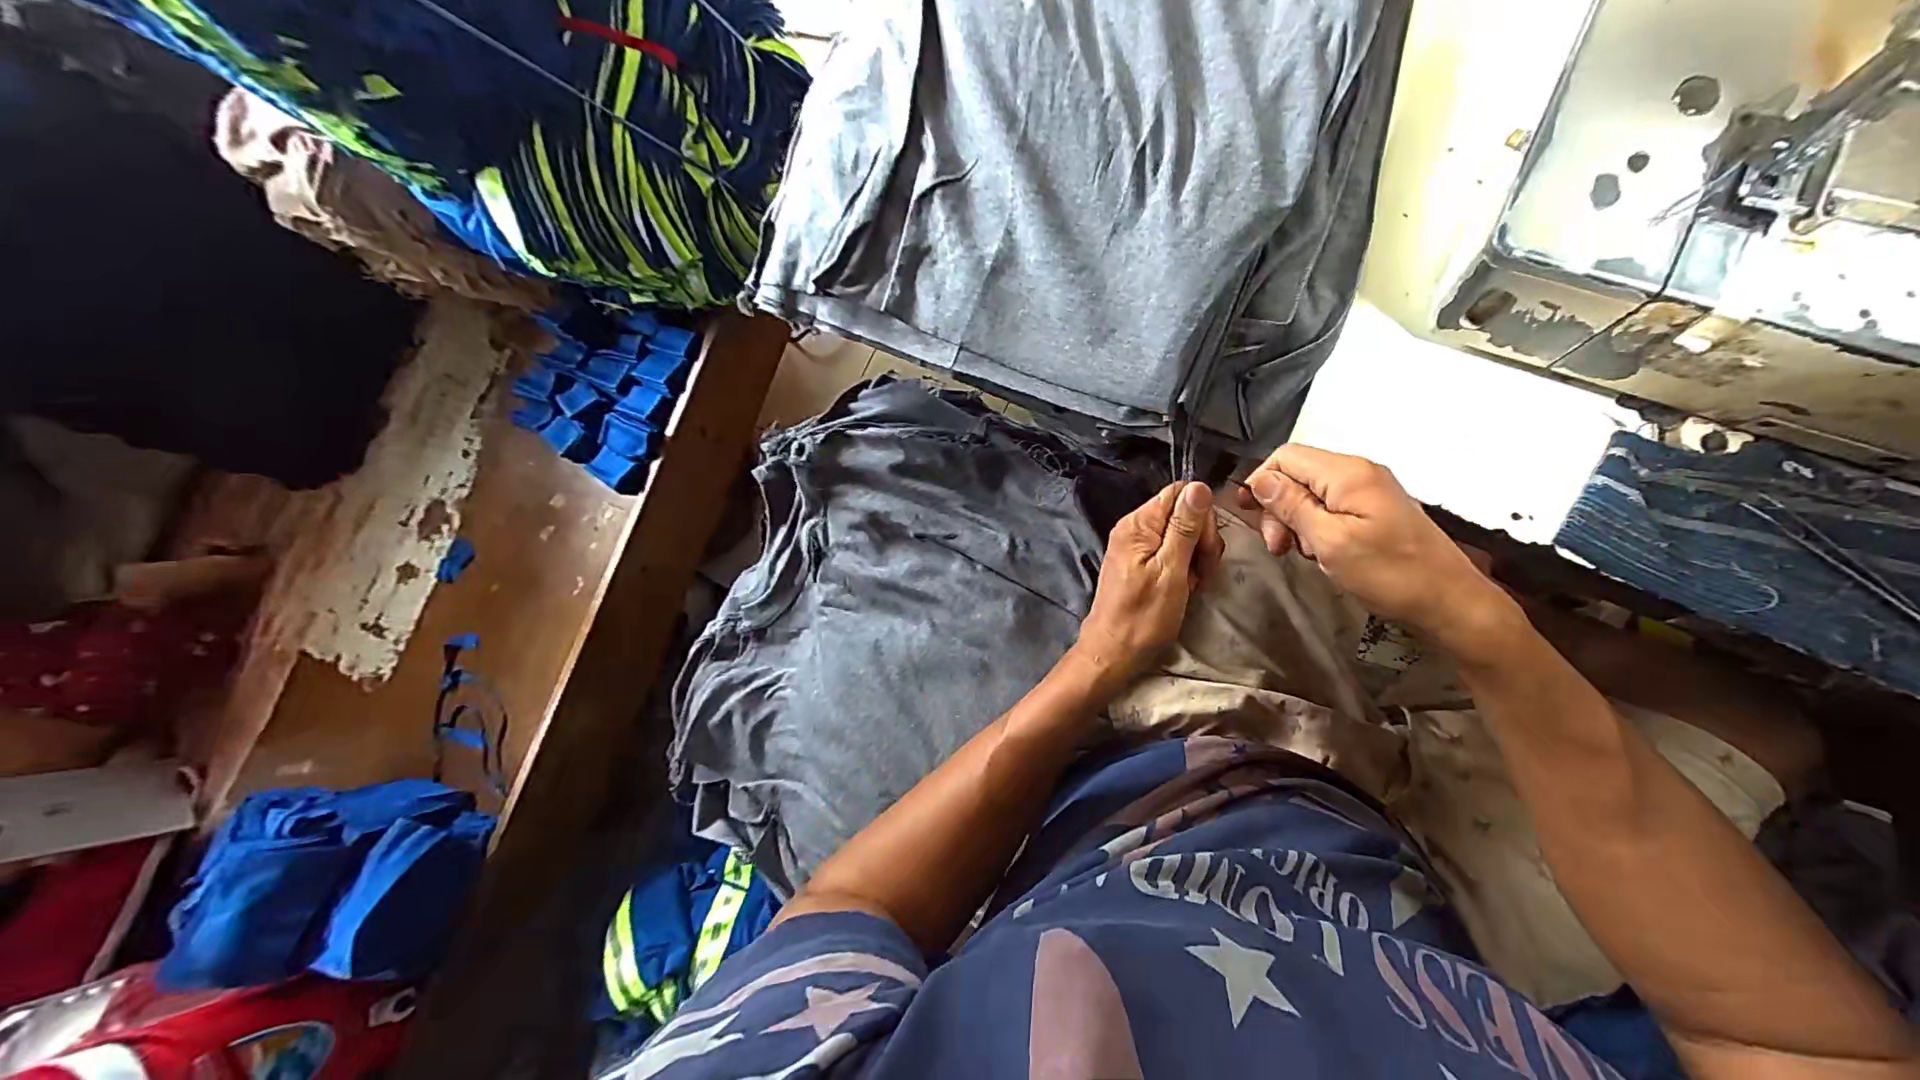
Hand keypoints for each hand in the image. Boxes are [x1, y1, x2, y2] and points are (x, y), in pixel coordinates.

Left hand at [1073, 482, 1223, 682]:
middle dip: (1202, 540)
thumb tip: (1199, 486)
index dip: (1202, 517)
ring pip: (1183, 533)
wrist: (1114, 651)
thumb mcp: (1171, 571)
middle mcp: (1134, 527)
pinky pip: (1172, 551)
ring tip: (1192, 584)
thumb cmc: (1144, 616)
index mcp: (1138, 523)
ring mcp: (1136, 544)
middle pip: (1184, 511)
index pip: (1181, 493)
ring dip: (1197, 557)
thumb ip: (1185, 528)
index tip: (1206, 550)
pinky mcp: (1140, 561)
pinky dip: (1185, 567)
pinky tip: (1185, 587)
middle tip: (1201, 573)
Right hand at [1237, 445, 1512, 649]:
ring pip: (1310, 492)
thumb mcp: (1330, 542)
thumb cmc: (1390, 574)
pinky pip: (1330, 506)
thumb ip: (1292, 506)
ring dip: (1295, 520)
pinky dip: (1315, 527)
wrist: (1450, 603)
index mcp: (1348, 474)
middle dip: (1277, 507)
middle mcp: (1359, 473)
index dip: (1261, 482)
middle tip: (1277, 546)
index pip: (1286, 457)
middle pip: (1297, 474)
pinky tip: (1320, 552)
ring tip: (1300, 553)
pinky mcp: (1375, 510)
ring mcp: (1370, 491)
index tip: (1251, 517)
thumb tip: (1260, 479)